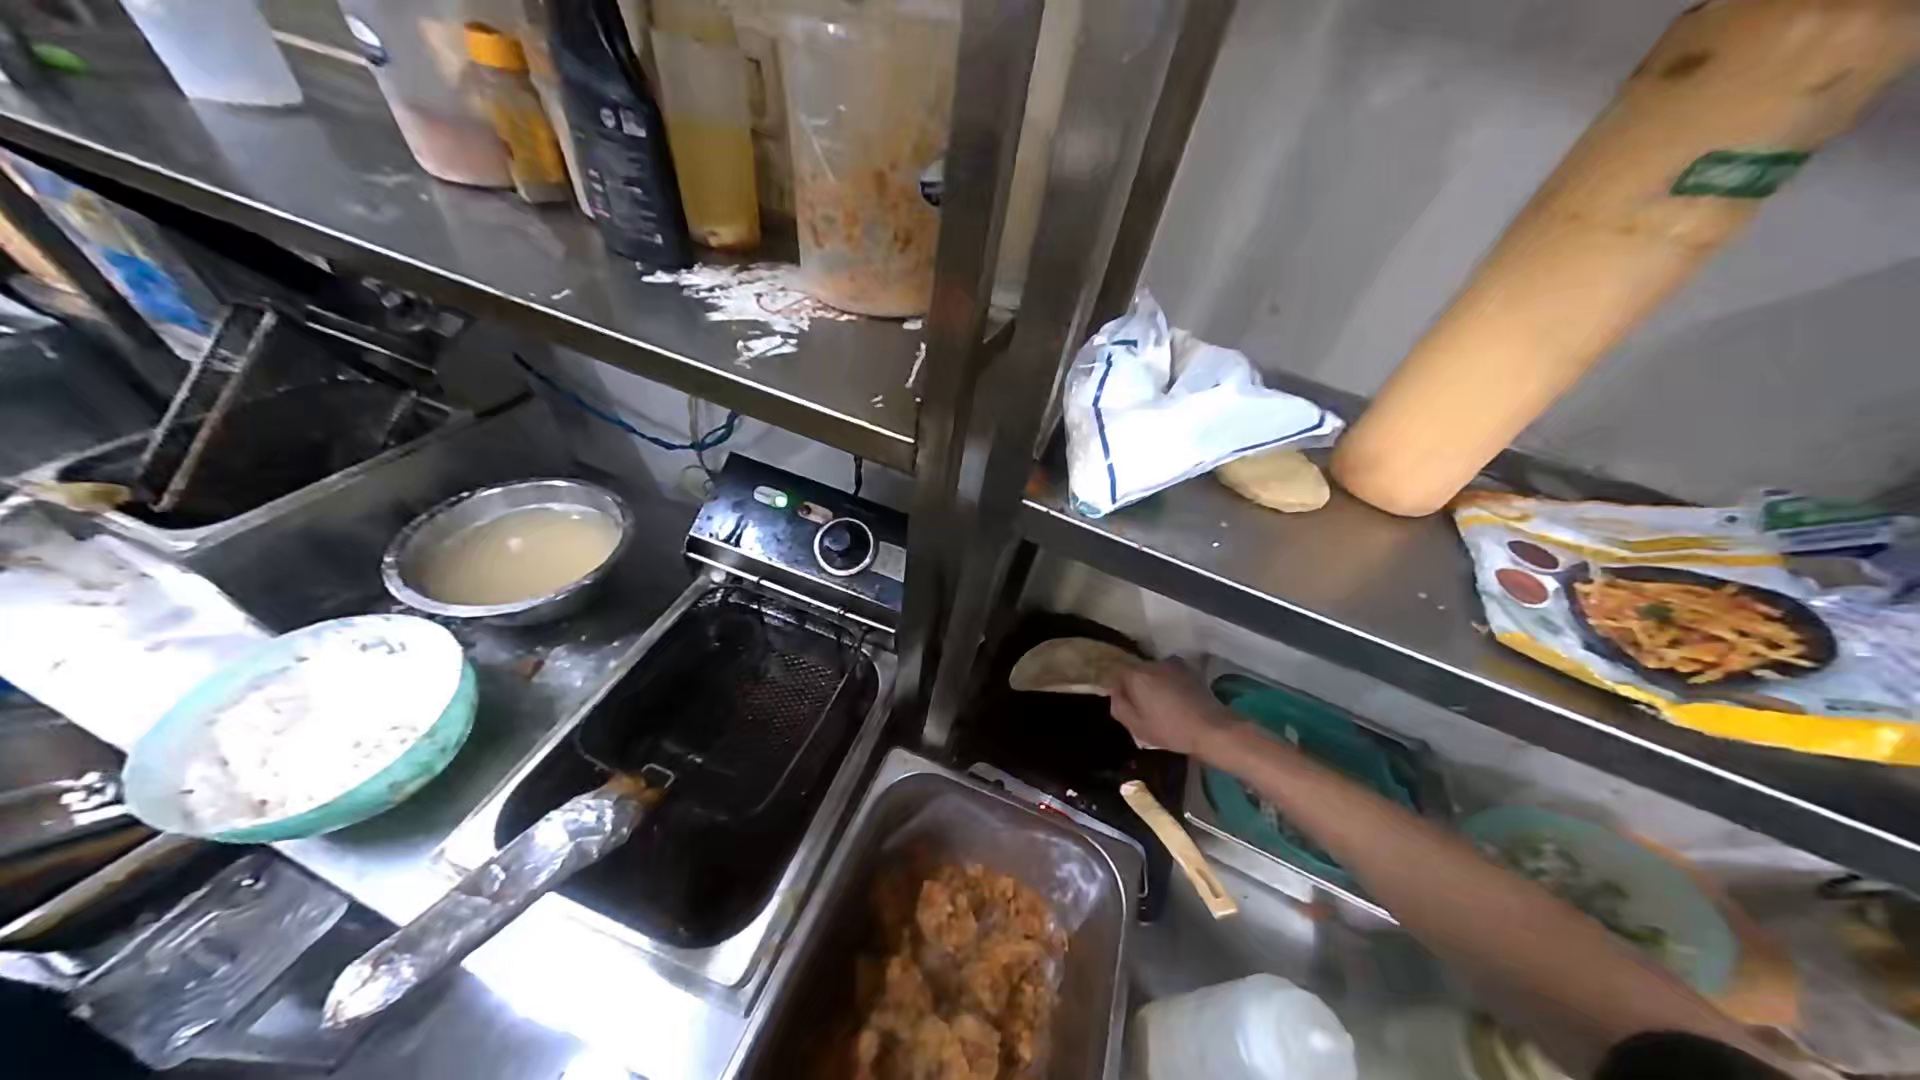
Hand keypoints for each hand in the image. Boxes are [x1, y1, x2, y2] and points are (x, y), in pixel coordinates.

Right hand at [1107, 660, 1243, 757]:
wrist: (1212, 729)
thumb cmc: (1170, 730)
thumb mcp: (1136, 726)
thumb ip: (1119, 706)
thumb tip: (1115, 693)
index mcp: (1137, 675)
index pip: (1117, 671)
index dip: (1118, 686)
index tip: (1125, 703)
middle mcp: (1153, 663)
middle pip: (1137, 670)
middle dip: (1136, 685)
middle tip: (1143, 707)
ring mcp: (1174, 665)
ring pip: (1154, 672)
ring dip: (1154, 684)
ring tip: (1163, 705)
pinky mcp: (1190, 670)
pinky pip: (1170, 674)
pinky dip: (1170, 684)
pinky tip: (1177, 701)